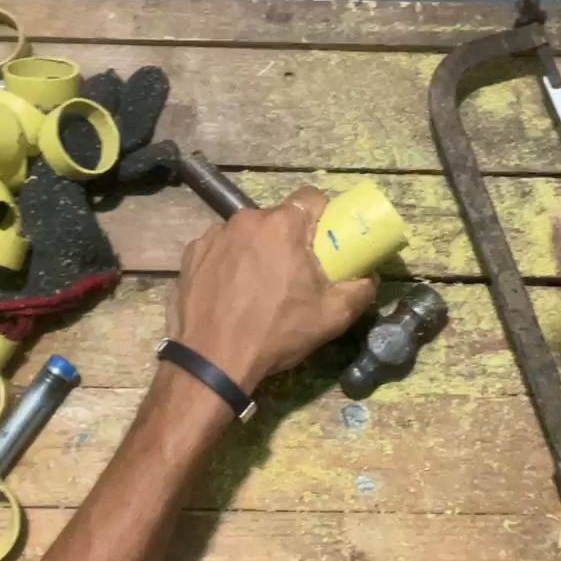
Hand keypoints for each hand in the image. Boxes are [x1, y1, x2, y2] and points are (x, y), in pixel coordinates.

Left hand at [171, 186, 375, 392]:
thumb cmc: (275, 333)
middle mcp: (245, 220)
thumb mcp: (332, 316)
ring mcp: (214, 236)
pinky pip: (219, 250)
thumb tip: (369, 277)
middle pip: (276, 220)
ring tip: (255, 288)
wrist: (212, 361)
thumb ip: (359, 290)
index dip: (321, 216)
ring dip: (255, 251)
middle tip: (291, 274)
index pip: (310, 198)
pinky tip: (228, 293)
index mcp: (282, 226)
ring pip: (246, 234)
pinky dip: (227, 264)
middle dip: (287, 240)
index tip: (322, 241)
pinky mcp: (191, 254)